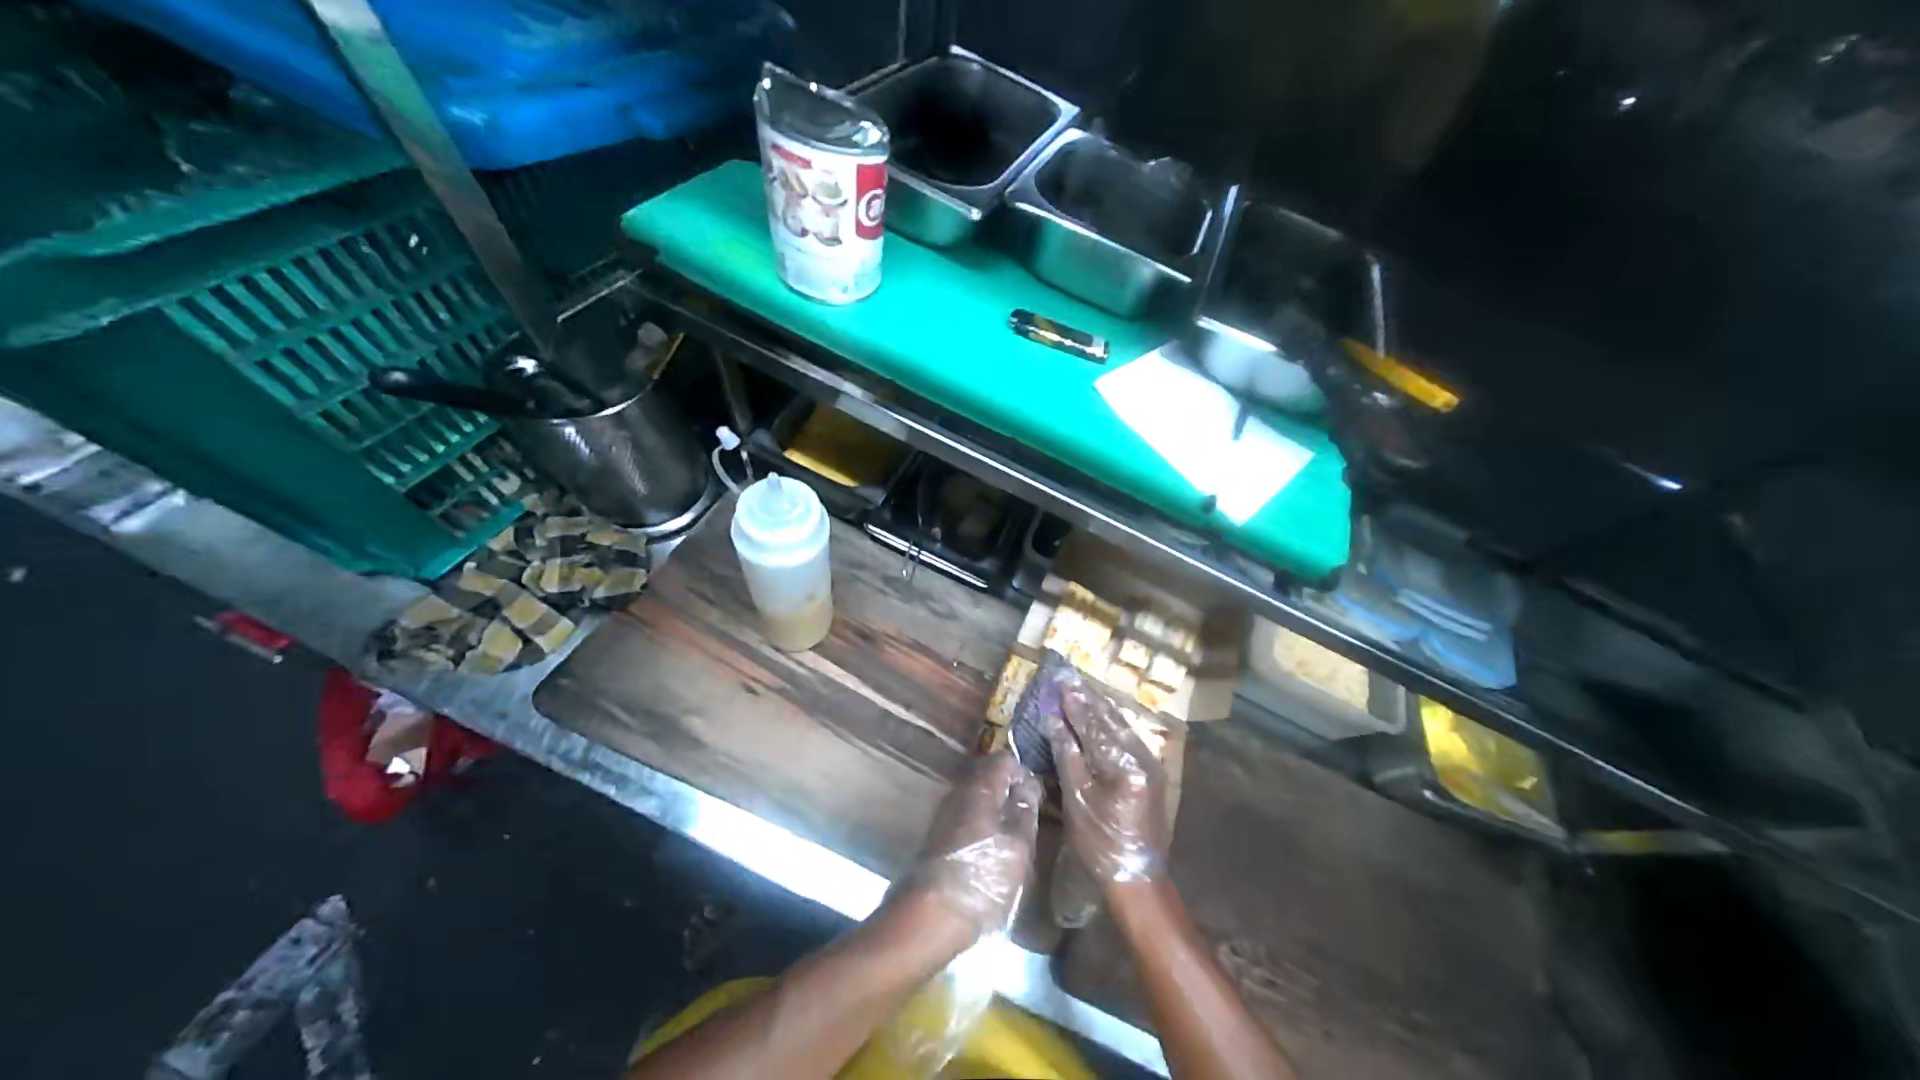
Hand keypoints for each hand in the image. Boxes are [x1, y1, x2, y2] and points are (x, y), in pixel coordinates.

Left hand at [892, 752, 1041, 941]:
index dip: (1023, 772)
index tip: (1037, 796)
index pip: (1004, 760)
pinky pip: (966, 813)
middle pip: (987, 775)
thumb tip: (1030, 785)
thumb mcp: (1017, 846)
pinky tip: (993, 846)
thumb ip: (1025, 810)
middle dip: (1009, 788)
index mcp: (979, 788)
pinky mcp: (938, 834)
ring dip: (996, 806)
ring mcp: (945, 812)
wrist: (930, 915)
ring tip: (1015, 834)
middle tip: (1030, 814)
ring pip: (976, 795)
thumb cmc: (982, 877)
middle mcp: (958, 792)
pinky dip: (983, 821)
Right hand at [1048, 681, 1166, 882]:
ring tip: (1081, 691)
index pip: (1094, 723)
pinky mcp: (1151, 773)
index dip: (1074, 702)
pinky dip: (1110, 726)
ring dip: (1099, 709)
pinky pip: (1127, 740)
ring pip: (1121, 727)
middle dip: (1088, 699)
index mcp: (1124, 764)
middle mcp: (1143, 757)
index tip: (1059, 680)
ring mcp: (1151, 764)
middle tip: (1069, 678)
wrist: (1138, 878)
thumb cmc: (1100, 842)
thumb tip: (1053, 719)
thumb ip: (1066, 754)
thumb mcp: (1076, 798)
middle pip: (1111, 720)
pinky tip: (1099, 718)